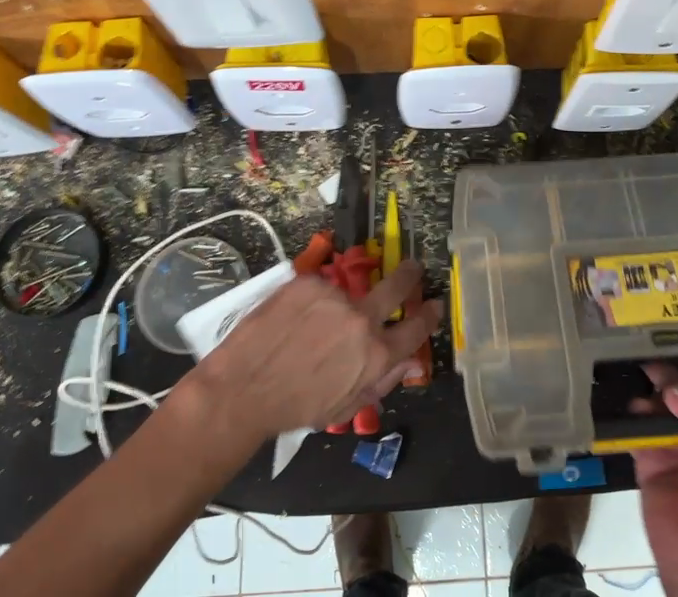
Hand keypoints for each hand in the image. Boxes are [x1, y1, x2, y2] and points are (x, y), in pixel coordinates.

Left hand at [185, 260, 441, 439]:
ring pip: (349, 290)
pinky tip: (294, 318)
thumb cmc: (296, 408)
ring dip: (343, 300)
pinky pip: (319, 287)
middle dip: (410, 275)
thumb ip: (383, 380)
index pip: (417, 327)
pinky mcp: (306, 283)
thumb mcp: (347, 406)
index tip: (434, 305)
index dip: (430, 314)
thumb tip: (408, 361)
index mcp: (378, 354)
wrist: (243, 389)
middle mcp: (362, 319)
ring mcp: (334, 296)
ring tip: (316, 321)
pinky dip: (313, 300)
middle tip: (413, 269)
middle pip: (398, 285)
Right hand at [630, 363, 677, 596]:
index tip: (677, 333)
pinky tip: (623, 406)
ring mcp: (676, 445)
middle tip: (646, 351)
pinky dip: (627, 417)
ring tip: (635, 373)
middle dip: (669, 370)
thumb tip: (672, 387)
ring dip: (648, 390)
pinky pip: (635, 430)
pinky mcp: (648, 460)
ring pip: (658, 405)